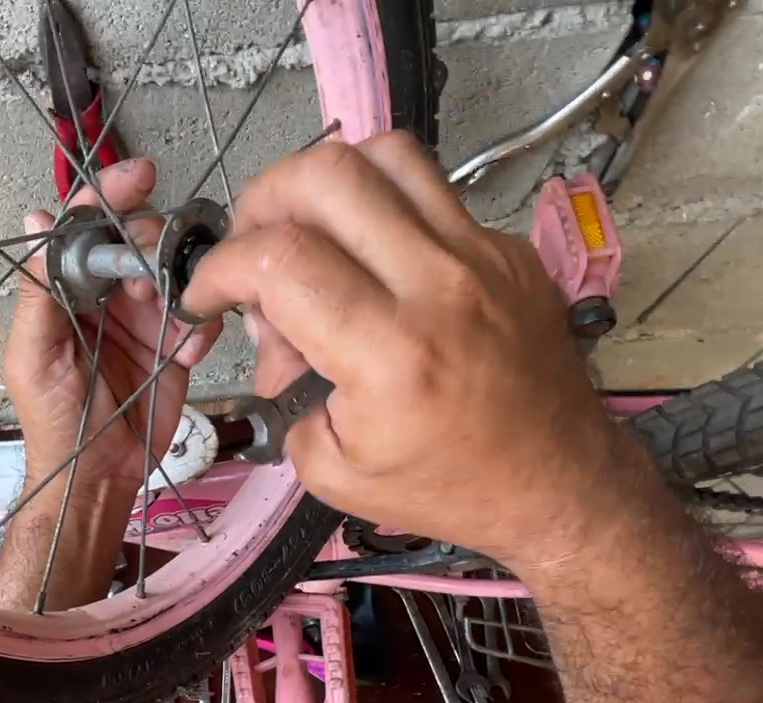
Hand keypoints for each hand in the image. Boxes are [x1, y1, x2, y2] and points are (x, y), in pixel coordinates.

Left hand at [7, 157, 219, 510]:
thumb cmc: (54, 420)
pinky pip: (199, 317)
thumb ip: (40, 289)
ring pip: (174, 272)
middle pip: (138, 241)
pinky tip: (189, 349)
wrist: (96, 473)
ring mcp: (145, 320)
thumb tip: (36, 219)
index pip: (88, 230)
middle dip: (149, 245)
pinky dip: (201, 324)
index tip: (138, 179)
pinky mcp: (176, 347)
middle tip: (146, 279)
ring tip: (170, 315)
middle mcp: (108, 298)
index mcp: (68, 293)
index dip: (110, 197)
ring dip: (179, 283)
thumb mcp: (35, 353)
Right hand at [181, 133, 642, 571]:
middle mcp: (438, 284)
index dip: (220, 268)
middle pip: (327, 177)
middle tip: (250, 251)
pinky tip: (364, 265)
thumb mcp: (332, 472)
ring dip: (320, 185)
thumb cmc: (446, 487)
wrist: (556, 484)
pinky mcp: (505, 247)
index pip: (280, 260)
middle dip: (261, 203)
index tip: (206, 295)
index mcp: (390, 353)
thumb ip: (286, 399)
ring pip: (384, 154)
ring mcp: (481, 254)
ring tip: (304, 238)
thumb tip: (279, 345)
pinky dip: (373, 210)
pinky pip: (426, 190)